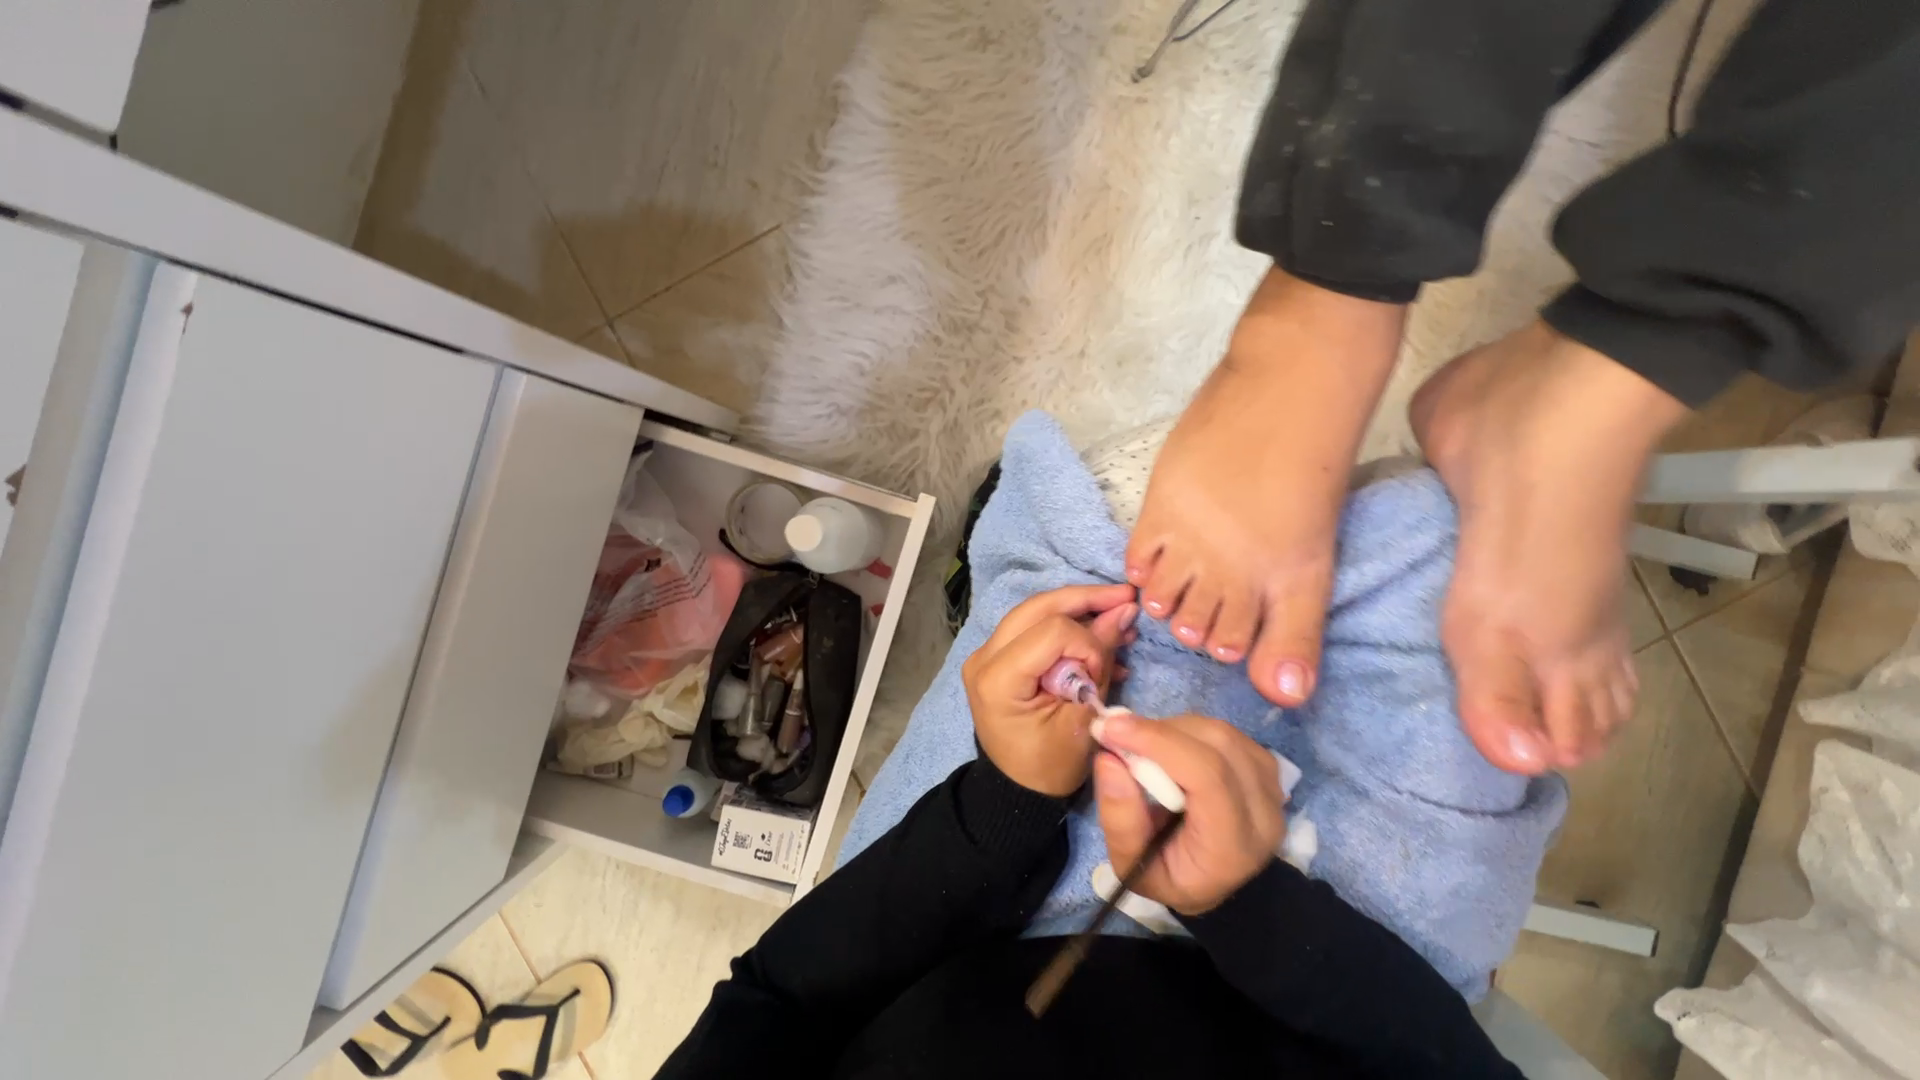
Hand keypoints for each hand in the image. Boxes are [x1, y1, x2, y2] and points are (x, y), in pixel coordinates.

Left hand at [961, 584, 1137, 796]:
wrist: (1016, 789)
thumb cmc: (1049, 767)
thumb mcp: (1083, 720)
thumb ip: (1100, 662)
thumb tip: (1125, 611)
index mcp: (998, 679)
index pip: (1051, 631)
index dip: (1088, 642)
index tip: (1105, 671)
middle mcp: (984, 657)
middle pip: (1039, 608)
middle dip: (1086, 599)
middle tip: (1126, 597)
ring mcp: (986, 654)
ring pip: (1035, 611)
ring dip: (1078, 610)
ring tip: (1119, 616)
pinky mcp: (996, 656)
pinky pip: (1032, 627)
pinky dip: (1065, 628)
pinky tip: (1100, 641)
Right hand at [1092, 713, 1284, 914]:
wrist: (1209, 880)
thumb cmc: (1168, 876)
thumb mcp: (1131, 865)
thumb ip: (1119, 820)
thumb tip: (1109, 758)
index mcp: (1231, 846)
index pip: (1207, 776)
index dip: (1159, 742)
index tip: (1111, 728)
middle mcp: (1264, 814)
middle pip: (1217, 746)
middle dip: (1160, 730)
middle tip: (1117, 731)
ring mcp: (1273, 790)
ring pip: (1223, 733)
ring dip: (1174, 728)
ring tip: (1144, 744)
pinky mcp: (1268, 771)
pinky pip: (1229, 733)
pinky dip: (1191, 730)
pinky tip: (1171, 746)